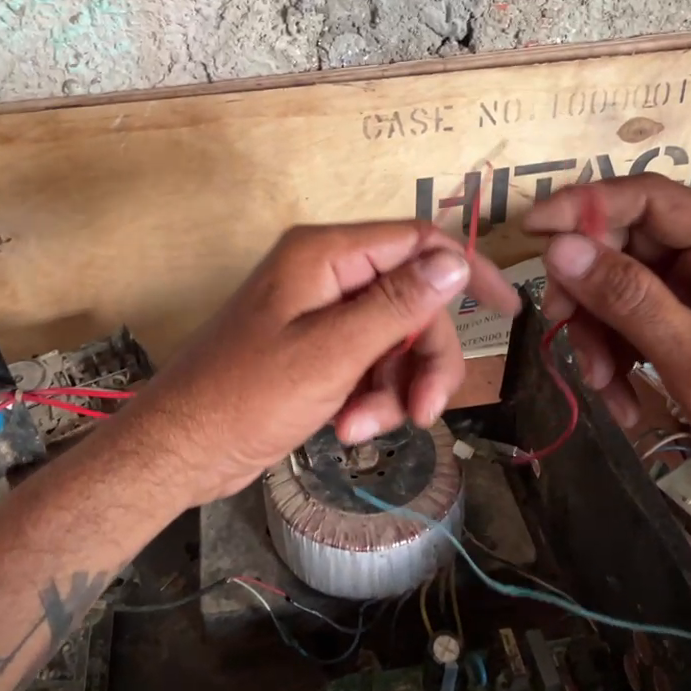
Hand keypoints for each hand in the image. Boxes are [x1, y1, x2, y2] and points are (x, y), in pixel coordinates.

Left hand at [116, 221, 519, 508]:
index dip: (465, 271)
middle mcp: (327, 272)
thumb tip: (453, 263)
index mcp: (325, 254)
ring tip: (364, 428)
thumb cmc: (247, 395)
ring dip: (395, 387)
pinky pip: (369, 362)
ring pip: (395, 338)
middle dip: (424, 357)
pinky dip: (371, 396)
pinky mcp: (316, 348)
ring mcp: (321, 311)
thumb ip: (396, 305)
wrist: (181, 448)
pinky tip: (349, 427)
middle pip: (412, 299)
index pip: (416, 241)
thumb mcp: (332, 353)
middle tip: (426, 411)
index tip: (508, 310)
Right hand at [522, 176, 690, 551]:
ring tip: (600, 383)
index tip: (530, 230)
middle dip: (590, 285)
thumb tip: (559, 248)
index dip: (586, 206)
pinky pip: (634, 324)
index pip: (652, 199)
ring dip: (598, 330)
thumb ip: (632, 301)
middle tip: (560, 322)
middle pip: (630, 243)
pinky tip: (621, 401)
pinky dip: (615, 356)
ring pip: (623, 286)